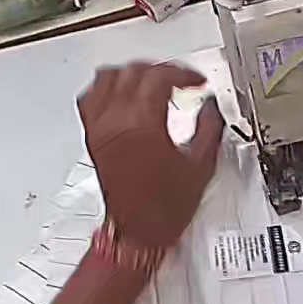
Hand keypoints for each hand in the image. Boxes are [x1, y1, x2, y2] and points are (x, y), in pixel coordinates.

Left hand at [79, 61, 223, 248]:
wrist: (138, 232)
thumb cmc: (163, 209)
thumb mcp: (200, 165)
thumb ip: (210, 128)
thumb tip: (211, 107)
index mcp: (143, 125)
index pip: (160, 77)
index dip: (184, 74)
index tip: (197, 81)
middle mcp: (115, 121)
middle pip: (135, 72)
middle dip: (162, 71)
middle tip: (181, 81)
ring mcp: (99, 127)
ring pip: (110, 77)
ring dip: (134, 73)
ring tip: (153, 81)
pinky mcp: (92, 136)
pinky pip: (91, 97)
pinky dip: (107, 87)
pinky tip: (122, 93)